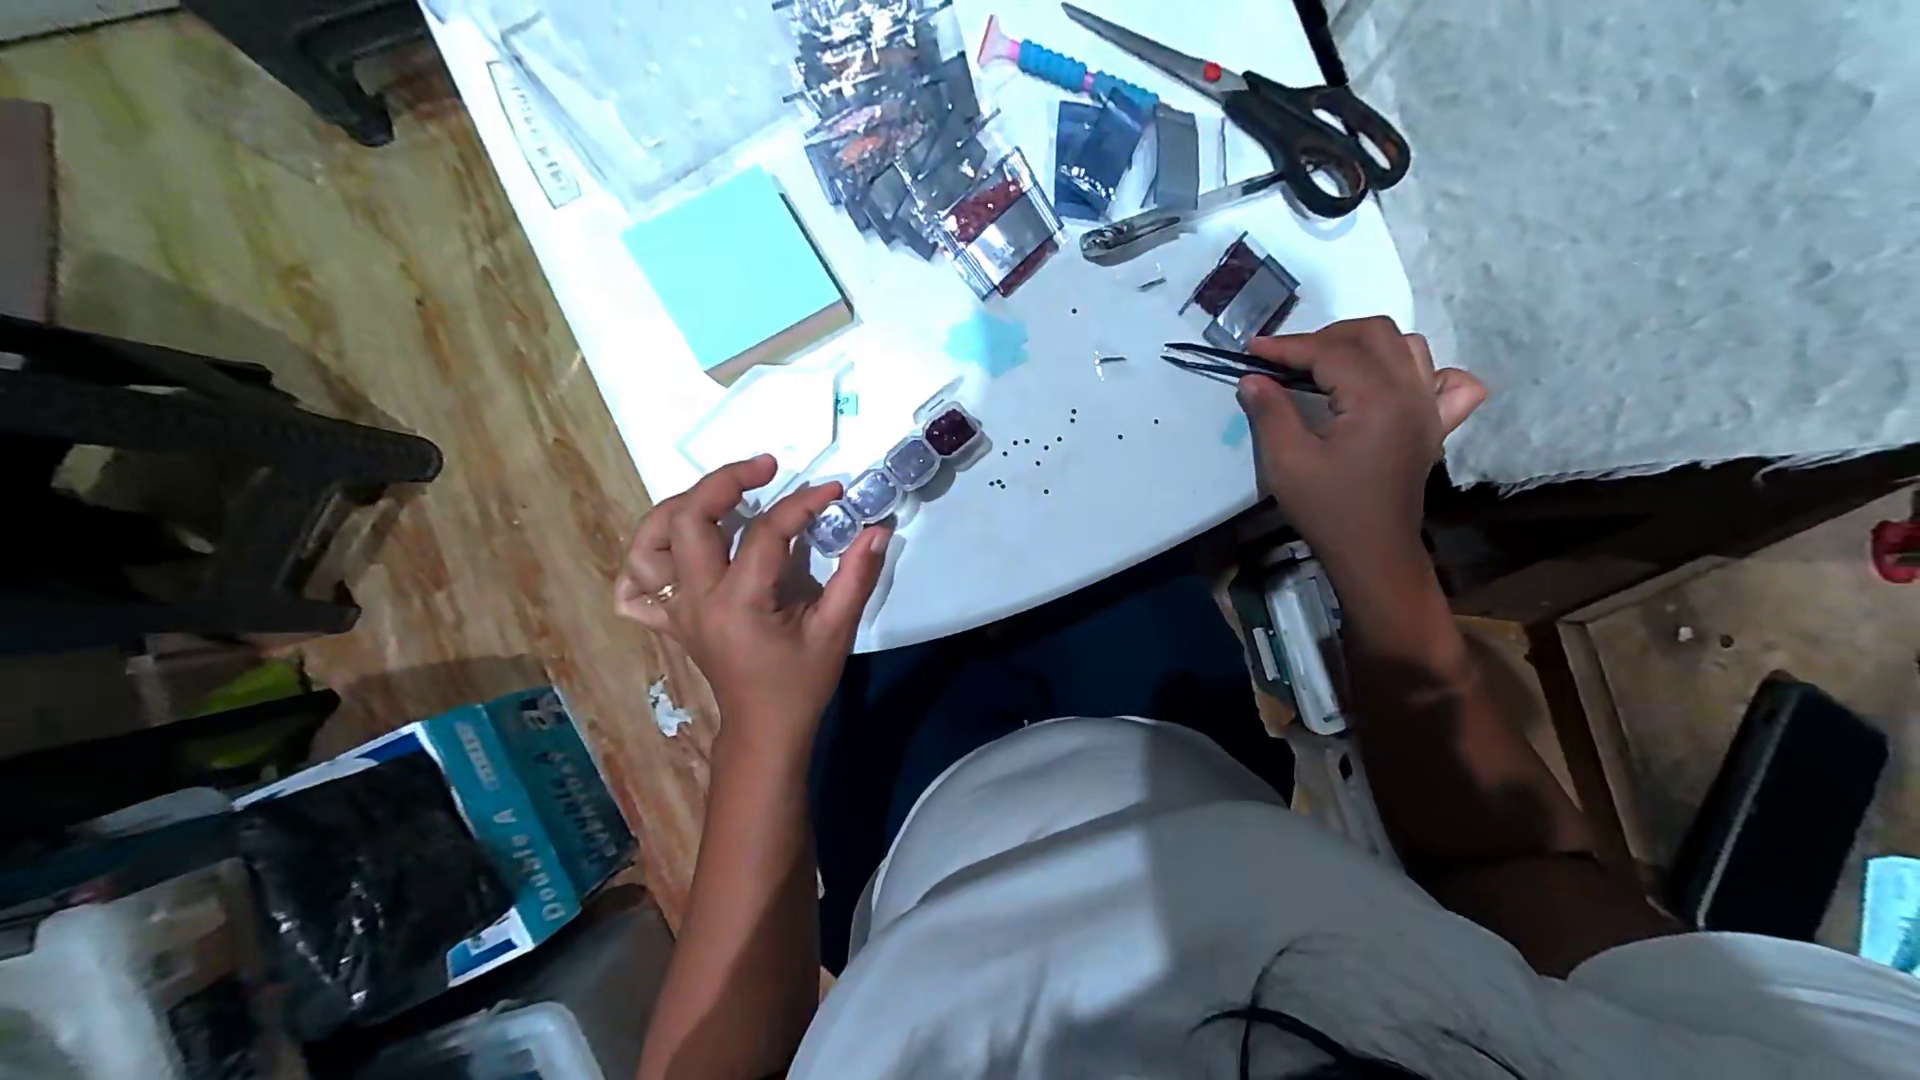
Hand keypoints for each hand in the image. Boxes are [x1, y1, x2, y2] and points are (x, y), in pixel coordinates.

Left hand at [614, 455, 889, 755]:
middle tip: (766, 468)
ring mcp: (675, 610)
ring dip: (678, 508)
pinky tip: (675, 549)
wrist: (766, 728)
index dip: (802, 503)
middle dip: (725, 481)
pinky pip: (634, 587)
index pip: (765, 532)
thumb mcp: (836, 630)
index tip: (834, 491)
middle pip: (688, 519)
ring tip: (719, 497)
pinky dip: (645, 561)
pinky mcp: (670, 621)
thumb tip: (877, 529)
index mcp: (739, 602)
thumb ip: (857, 576)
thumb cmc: (801, 683)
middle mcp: (696, 600)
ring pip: (648, 544)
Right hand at [1235, 317, 1485, 572]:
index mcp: (1378, 400)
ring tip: (1327, 366)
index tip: (1252, 351)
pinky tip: (1392, 384)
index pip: (1331, 351)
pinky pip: (1447, 381)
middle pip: (1374, 334)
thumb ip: (1270, 412)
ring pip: (1406, 347)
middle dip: (1325, 337)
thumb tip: (1254, 378)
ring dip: (1364, 346)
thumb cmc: (1327, 508)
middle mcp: (1413, 392)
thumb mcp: (1286, 462)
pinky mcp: (1435, 424)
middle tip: (1287, 360)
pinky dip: (1420, 371)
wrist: (1371, 550)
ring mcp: (1431, 407)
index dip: (1288, 346)